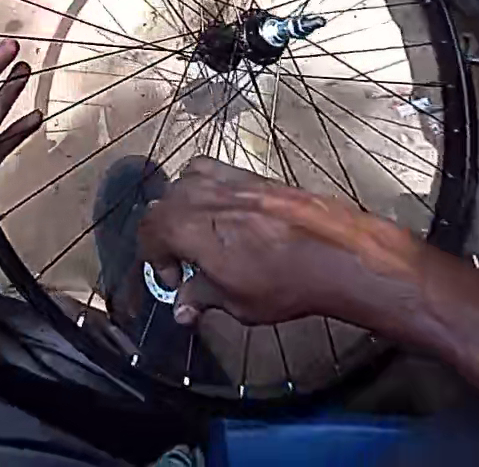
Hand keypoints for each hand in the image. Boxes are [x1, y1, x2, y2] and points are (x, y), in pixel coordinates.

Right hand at [138, 157, 434, 333]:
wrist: (331, 252)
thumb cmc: (282, 281)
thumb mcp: (235, 302)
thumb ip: (201, 297)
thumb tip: (181, 309)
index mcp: (185, 226)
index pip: (147, 232)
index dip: (154, 260)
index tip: (175, 281)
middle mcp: (195, 195)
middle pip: (160, 207)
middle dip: (164, 236)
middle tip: (184, 263)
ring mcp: (218, 178)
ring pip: (179, 186)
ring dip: (179, 210)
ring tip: (199, 234)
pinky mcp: (241, 171)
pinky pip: (204, 169)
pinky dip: (197, 184)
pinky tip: (215, 203)